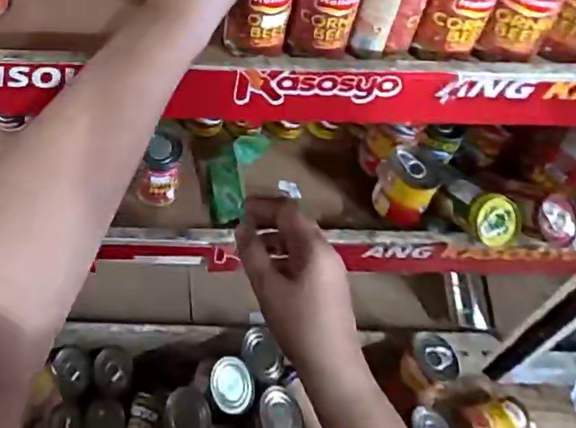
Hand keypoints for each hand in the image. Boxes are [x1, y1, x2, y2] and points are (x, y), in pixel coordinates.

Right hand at [236, 197, 359, 371]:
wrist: (335, 369)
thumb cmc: (299, 324)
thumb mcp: (268, 287)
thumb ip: (253, 252)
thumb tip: (242, 226)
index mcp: (314, 246)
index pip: (288, 209)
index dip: (263, 205)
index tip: (241, 209)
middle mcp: (326, 251)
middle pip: (296, 223)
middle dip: (268, 221)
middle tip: (243, 227)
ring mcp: (331, 269)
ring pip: (300, 242)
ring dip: (276, 240)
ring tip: (252, 250)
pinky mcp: (331, 285)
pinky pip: (306, 258)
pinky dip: (286, 256)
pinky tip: (271, 272)